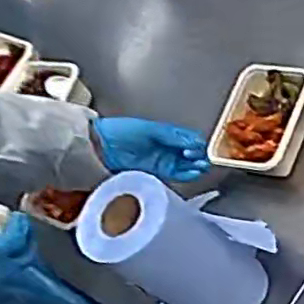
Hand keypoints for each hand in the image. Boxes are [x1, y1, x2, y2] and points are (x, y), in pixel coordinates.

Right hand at [0, 199, 34, 303]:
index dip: (20, 226)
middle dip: (27, 238)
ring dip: (20, 251)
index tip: (19, 216)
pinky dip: (11, 261)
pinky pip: (10, 273)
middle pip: (26, 254)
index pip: (16, 239)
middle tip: (20, 225)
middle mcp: (1, 270)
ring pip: (20, 265)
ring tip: (10, 237)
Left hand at [93, 118, 207, 181]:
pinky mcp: (165, 173)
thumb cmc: (120, 132)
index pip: (192, 139)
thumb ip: (172, 135)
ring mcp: (168, 161)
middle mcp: (170, 147)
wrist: (102, 147)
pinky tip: (194, 171)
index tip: (197, 146)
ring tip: (197, 163)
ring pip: (193, 165)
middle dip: (201, 155)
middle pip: (196, 153)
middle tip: (198, 156)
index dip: (198, 143)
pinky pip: (183, 175)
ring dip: (198, 165)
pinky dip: (191, 174)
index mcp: (168, 134)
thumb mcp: (149, 128)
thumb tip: (194, 142)